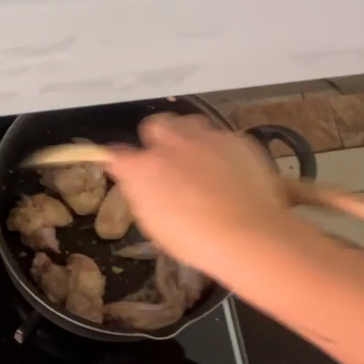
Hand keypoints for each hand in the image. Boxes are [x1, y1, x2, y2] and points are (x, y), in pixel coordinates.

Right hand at [104, 114, 295, 270]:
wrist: (247, 235)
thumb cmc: (195, 240)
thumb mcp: (154, 224)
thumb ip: (141, 194)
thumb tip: (137, 182)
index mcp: (144, 168)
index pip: (116, 154)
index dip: (117, 159)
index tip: (120, 165)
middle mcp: (172, 144)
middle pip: (155, 125)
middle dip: (156, 139)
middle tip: (165, 161)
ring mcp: (206, 138)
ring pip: (189, 124)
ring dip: (188, 139)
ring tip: (197, 162)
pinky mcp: (236, 140)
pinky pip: (220, 137)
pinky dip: (217, 150)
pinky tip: (225, 172)